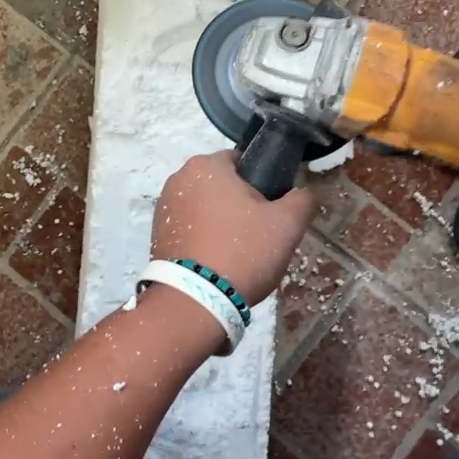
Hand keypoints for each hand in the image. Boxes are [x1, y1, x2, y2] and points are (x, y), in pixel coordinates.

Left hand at [151, 151, 315, 302]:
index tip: (269, 212)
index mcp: (206, 164)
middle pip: (221, 185)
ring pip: (204, 206)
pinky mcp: (156, 229)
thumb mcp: (286, 225)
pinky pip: (188, 225)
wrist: (196, 297)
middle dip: (238, 205)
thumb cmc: (243, 251)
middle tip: (256, 235)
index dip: (260, 185)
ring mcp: (164, 203)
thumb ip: (301, 200)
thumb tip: (301, 192)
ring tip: (235, 252)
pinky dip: (202, 236)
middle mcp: (179, 176)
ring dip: (219, 221)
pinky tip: (215, 260)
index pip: (240, 162)